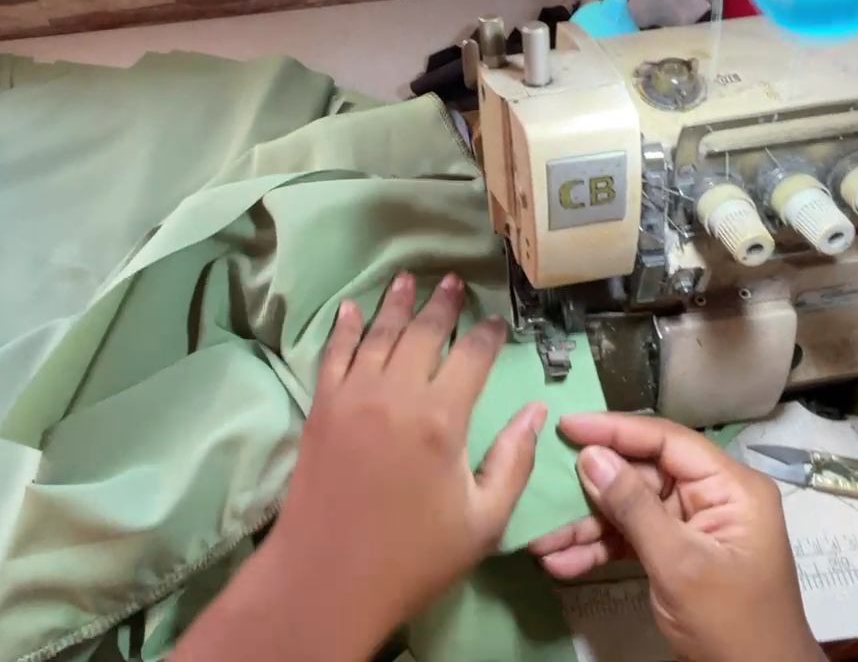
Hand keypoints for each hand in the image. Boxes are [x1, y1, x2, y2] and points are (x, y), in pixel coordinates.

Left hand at [177, 273, 545, 661]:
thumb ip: (512, 461)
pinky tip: (351, 308)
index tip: (498, 321)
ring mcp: (354, 395)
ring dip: (397, 302)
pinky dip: (345, 328)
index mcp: (442, 418)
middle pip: (425, 331)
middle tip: (454, 281)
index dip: (488, 333)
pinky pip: (335, 354)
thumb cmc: (414, 555)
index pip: (473, 356)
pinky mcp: (322, 405)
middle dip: (444, 303)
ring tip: (408, 278)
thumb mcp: (483, 522)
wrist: (328, 579)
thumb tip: (536, 411)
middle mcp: (398, 392)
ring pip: (380, 333)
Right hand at [528, 414, 821, 661]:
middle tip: (543, 481)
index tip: (566, 425)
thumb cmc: (732, 625)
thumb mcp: (680, 564)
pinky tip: (562, 562)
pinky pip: (631, 537)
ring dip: (586, 525)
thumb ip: (634, 506)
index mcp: (729, 485)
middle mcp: (711, 495)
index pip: (665, 440)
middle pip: (640, 473)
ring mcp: (692, 525)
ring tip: (542, 539)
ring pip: (628, 507)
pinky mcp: (675, 553)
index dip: (613, 429)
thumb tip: (590, 455)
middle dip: (590, 488)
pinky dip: (599, 550)